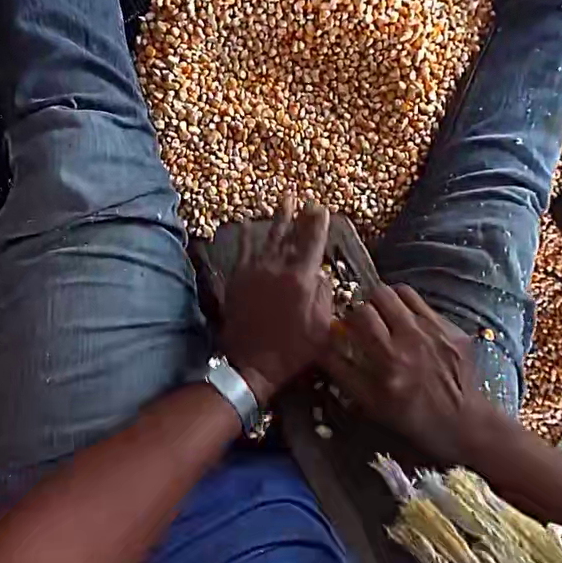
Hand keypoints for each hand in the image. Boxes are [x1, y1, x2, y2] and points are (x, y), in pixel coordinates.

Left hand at [217, 196, 332, 404]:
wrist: (251, 364)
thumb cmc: (292, 350)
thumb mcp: (321, 327)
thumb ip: (323, 296)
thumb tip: (319, 274)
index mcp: (301, 280)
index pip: (313, 244)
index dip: (319, 224)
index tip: (323, 209)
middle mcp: (277, 269)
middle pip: (291, 235)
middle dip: (300, 215)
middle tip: (304, 198)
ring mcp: (255, 271)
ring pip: (268, 238)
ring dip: (277, 218)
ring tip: (283, 199)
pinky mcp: (238, 279)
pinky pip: (242, 251)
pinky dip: (245, 235)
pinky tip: (245, 222)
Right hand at [323, 284, 494, 466]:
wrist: (466, 425)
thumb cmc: (413, 417)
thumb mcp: (371, 403)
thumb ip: (343, 371)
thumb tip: (322, 344)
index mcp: (389, 360)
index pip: (359, 315)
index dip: (349, 317)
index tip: (348, 327)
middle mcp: (411, 340)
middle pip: (379, 295)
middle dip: (367, 304)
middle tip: (367, 319)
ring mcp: (435, 331)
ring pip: (400, 292)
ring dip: (388, 301)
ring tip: (387, 316)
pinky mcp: (452, 329)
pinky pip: (422, 303)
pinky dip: (409, 308)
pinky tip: (410, 325)